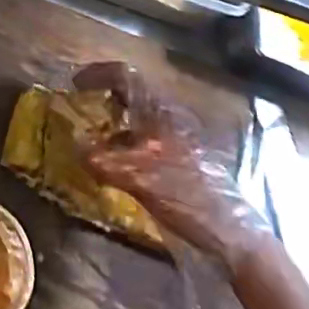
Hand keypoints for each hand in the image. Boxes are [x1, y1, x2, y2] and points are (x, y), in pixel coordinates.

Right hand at [77, 61, 270, 269]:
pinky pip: (147, 136)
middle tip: (83, 108)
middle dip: (105, 97)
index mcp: (161, 110)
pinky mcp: (183, 157)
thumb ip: (102, 160)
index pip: (126, 75)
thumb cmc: (186, 195)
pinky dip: (127, 140)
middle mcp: (170, 116)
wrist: (234, 234)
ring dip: (115, 120)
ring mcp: (179, 137)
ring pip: (140, 116)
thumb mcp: (138, 177)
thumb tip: (74, 147)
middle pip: (133, 93)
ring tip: (95, 137)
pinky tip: (118, 162)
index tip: (75, 84)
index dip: (98, 74)